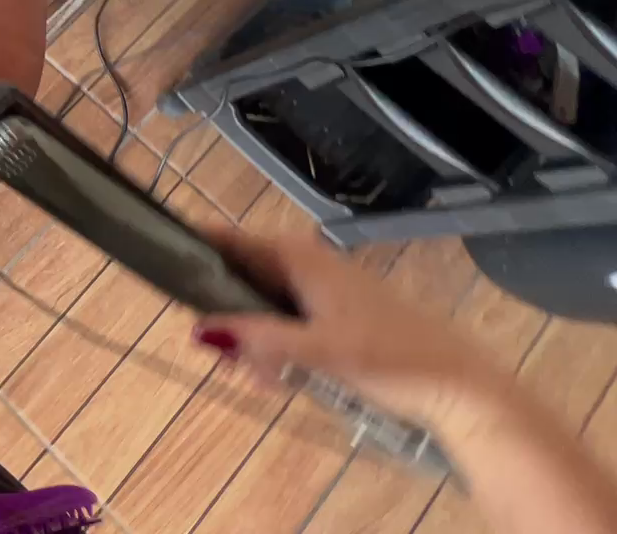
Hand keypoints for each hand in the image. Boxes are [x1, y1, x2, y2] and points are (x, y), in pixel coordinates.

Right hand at [193, 229, 510, 434]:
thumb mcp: (318, 351)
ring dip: (249, 335)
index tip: (160, 269)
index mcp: (294, 255)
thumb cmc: (393, 360)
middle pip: (237, 273)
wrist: (471, 394)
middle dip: (221, 311)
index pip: (222, 237)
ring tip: (257, 377)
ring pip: (258, 299)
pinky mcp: (335, 311)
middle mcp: (302, 260)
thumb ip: (256, 338)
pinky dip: (273, 342)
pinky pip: (283, 315)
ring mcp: (320, 285)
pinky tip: (282, 376)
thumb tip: (193, 330)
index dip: (188, 248)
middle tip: (216, 351)